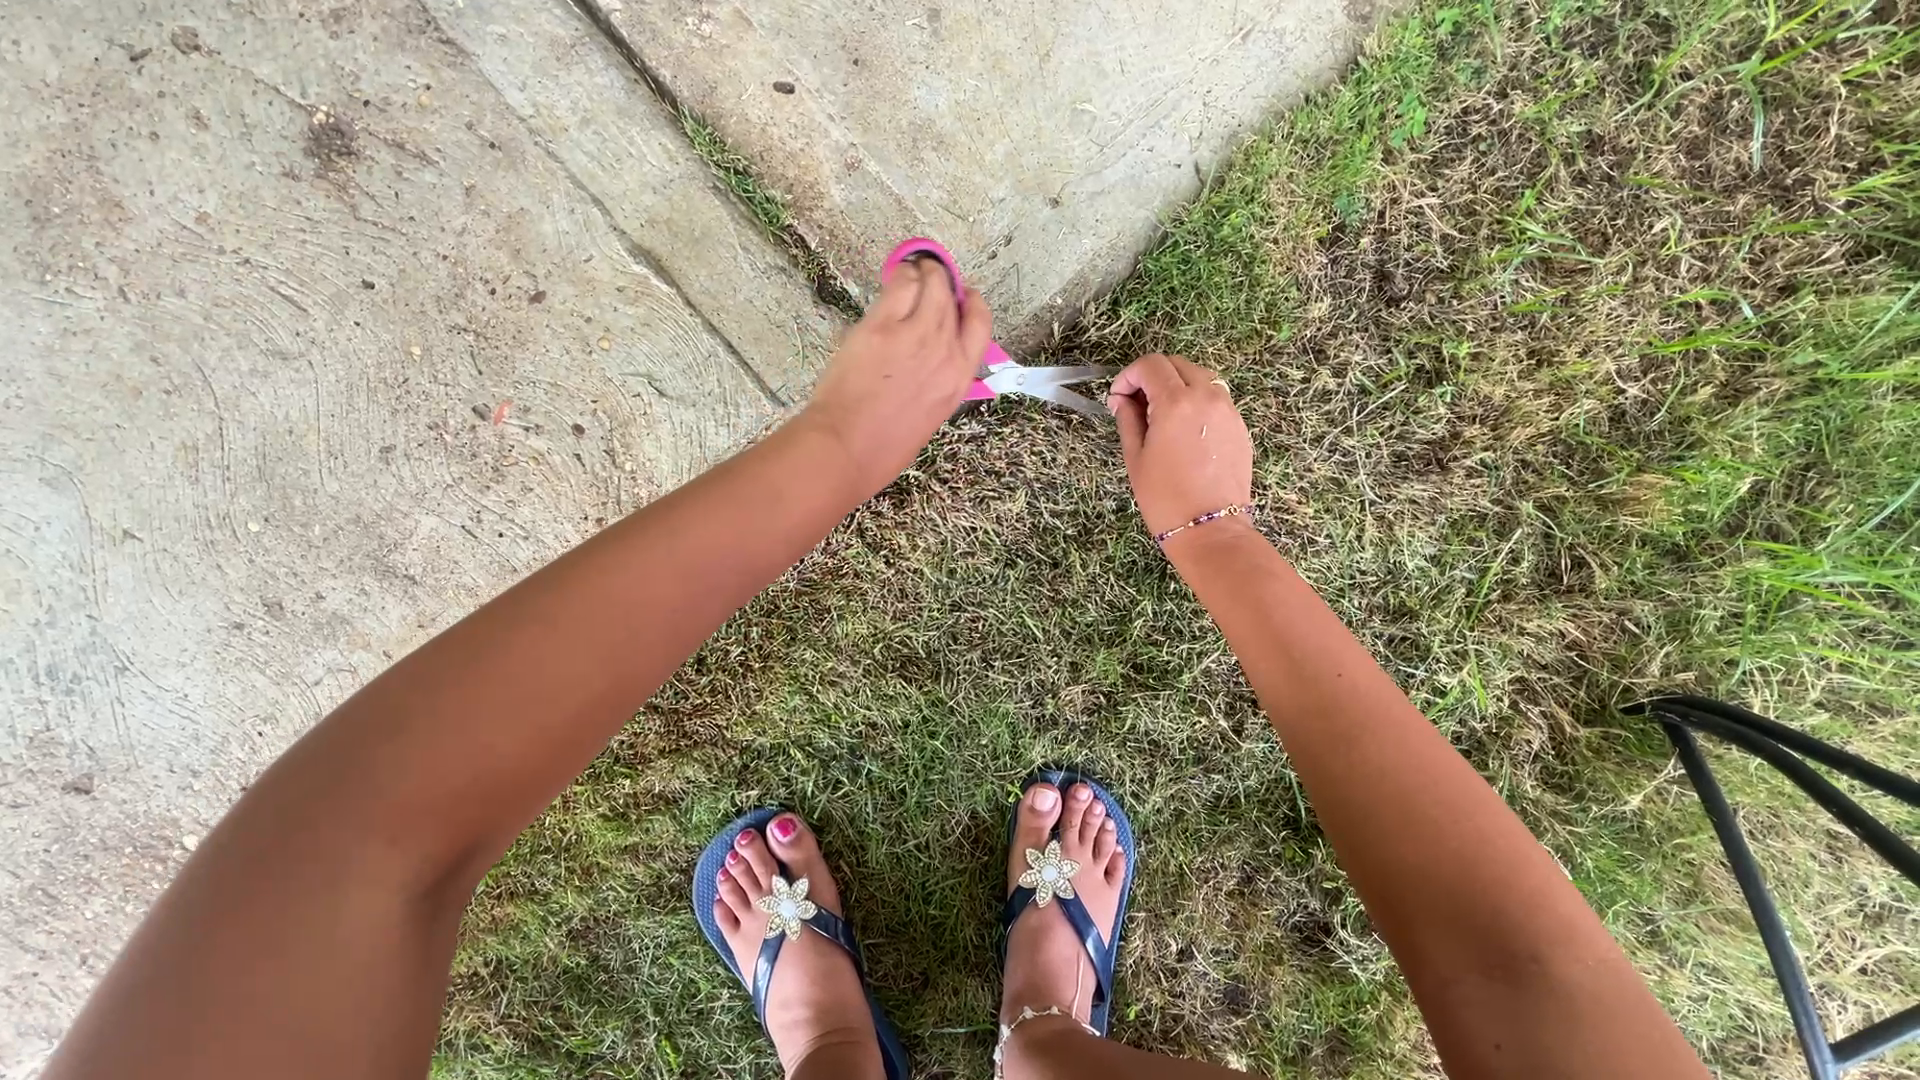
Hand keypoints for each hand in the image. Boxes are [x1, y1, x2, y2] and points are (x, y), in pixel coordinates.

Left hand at [798, 258, 992, 495]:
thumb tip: (929, 358)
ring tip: (910, 272)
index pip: (980, 324)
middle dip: (942, 282)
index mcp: (959, 378)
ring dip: (922, 272)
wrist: (847, 447)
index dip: (971, 303)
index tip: (962, 295)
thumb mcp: (930, 415)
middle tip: (928, 276)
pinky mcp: (881, 326)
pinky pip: (899, 286)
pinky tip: (893, 278)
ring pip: (929, 283)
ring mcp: (914, 334)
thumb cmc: (884, 445)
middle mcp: (944, 351)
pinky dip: (900, 276)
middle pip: (953, 299)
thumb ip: (937, 380)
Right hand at [1108, 354, 1253, 538]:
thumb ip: (1128, 419)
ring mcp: (1228, 410)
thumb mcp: (1136, 457)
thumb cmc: (1164, 497)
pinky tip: (1183, 430)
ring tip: (1160, 415)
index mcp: (1176, 402)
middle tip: (1135, 404)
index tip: (1117, 398)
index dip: (1128, 376)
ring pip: (1199, 377)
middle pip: (1176, 364)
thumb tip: (1123, 400)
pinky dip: (1195, 401)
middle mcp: (1206, 396)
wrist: (1210, 529)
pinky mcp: (1239, 426)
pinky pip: (1215, 398)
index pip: (1150, 365)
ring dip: (1176, 385)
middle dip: (1152, 376)